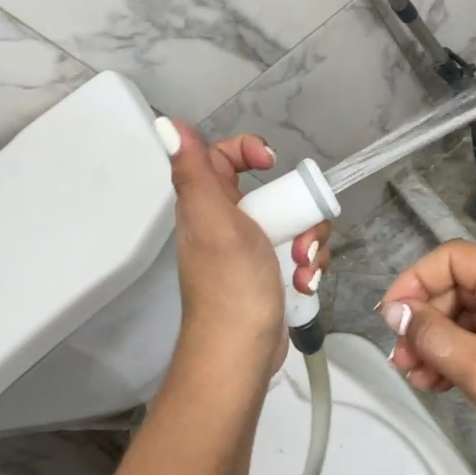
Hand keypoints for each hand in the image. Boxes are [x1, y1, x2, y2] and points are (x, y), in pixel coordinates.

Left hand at [161, 121, 332, 379]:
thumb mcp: (214, 220)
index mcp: (207, 204)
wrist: (241, 352)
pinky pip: (299, 254)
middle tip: (301, 237)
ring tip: (304, 268)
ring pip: (294, 224)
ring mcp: (251, 252)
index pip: (223, 156)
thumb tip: (166, 122)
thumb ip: (194, 172)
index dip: (247, 150)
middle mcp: (227, 223)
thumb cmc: (231, 284)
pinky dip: (308, 267)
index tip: (272, 163)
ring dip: (309, 243)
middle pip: (273, 193)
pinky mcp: (271, 275)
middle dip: (299, 212)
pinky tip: (306, 284)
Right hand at [379, 242, 475, 474]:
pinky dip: (459, 356)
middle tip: (401, 361)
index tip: (388, 320)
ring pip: (468, 315)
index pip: (452, 258)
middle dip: (425, 321)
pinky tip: (440, 384)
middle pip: (458, 286)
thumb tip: (393, 311)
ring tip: (418, 379)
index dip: (414, 283)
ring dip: (438, 343)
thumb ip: (433, 335)